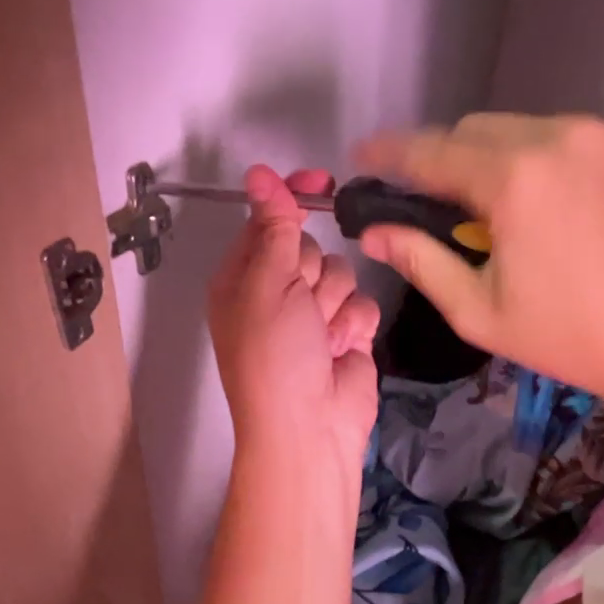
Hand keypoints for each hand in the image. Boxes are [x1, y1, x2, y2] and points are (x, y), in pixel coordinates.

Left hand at [210, 165, 380, 479]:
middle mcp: (275, 294)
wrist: (309, 428)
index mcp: (241, 279)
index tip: (319, 180)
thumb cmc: (275, 356)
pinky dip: (355, 325)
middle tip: (303, 306)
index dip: (290, 200)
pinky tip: (343, 349)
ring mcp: (313, 316)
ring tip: (322, 338)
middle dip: (313, 274)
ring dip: (335, 304)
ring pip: (341, 274)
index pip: (267, 221)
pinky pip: (362, 304)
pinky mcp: (346, 335)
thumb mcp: (266, 285)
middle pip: (310, 247)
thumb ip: (273, 228)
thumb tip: (259, 174)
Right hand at [355, 115, 603, 428]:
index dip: (390, 154)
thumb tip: (374, 235)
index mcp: (516, 178)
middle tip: (433, 206)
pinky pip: (566, 138)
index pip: (432, 152)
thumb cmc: (569, 337)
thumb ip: (421, 262)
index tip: (362, 157)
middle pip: (475, 130)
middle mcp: (560, 136)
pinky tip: (547, 208)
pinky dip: (541, 161)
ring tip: (496, 216)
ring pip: (522, 129)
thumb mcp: (479, 311)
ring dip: (493, 161)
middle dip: (445, 161)